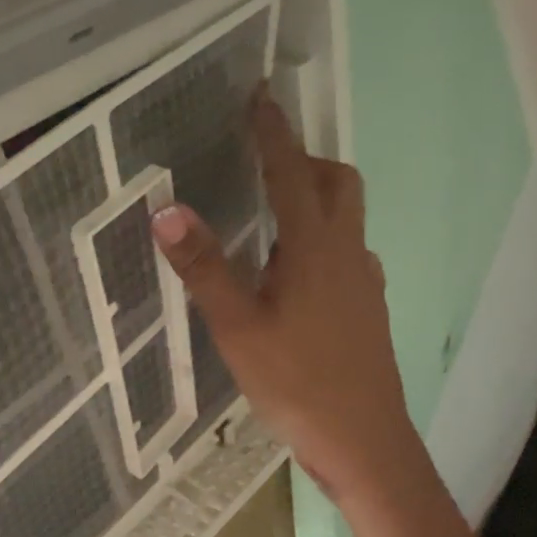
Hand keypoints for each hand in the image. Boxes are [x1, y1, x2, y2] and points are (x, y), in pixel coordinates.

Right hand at [152, 93, 429, 508]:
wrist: (363, 440)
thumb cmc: (297, 383)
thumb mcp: (237, 328)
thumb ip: (204, 268)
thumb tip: (166, 209)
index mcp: (314, 247)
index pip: (291, 171)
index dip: (273, 132)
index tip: (261, 96)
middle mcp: (347, 253)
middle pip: (338, 184)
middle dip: (305, 162)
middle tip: (266, 168)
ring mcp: (365, 283)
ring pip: (347, 221)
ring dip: (316, 204)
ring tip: (272, 227)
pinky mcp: (370, 311)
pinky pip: (349, 258)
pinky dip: (324, 247)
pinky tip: (298, 283)